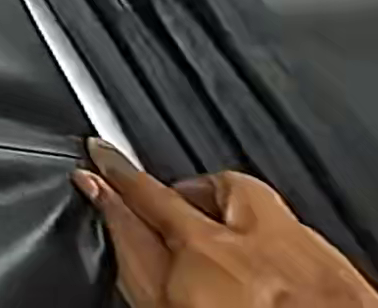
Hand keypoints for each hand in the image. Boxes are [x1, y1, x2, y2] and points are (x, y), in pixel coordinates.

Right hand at [75, 138, 377, 307]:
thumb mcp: (156, 299)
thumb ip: (127, 238)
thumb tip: (96, 189)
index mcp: (212, 250)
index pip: (148, 188)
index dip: (116, 167)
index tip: (102, 154)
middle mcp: (276, 254)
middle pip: (232, 185)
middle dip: (202, 190)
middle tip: (185, 209)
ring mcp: (331, 278)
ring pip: (285, 223)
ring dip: (252, 232)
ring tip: (233, 258)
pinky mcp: (365, 298)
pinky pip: (321, 262)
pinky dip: (292, 266)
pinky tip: (278, 290)